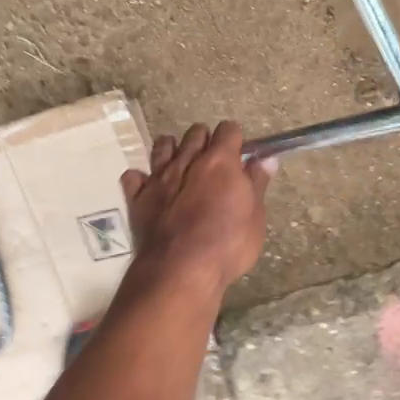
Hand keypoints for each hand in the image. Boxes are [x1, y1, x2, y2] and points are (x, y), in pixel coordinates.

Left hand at [119, 121, 273, 290]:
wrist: (181, 269)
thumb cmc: (227, 245)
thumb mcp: (255, 217)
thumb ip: (257, 184)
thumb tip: (266, 159)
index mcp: (219, 161)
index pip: (228, 130)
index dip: (235, 138)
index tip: (239, 153)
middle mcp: (187, 159)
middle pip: (195, 133)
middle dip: (205, 141)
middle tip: (212, 163)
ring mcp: (159, 177)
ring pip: (162, 146)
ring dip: (172, 149)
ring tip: (181, 165)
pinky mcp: (138, 196)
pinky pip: (134, 177)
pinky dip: (141, 179)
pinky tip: (149, 188)